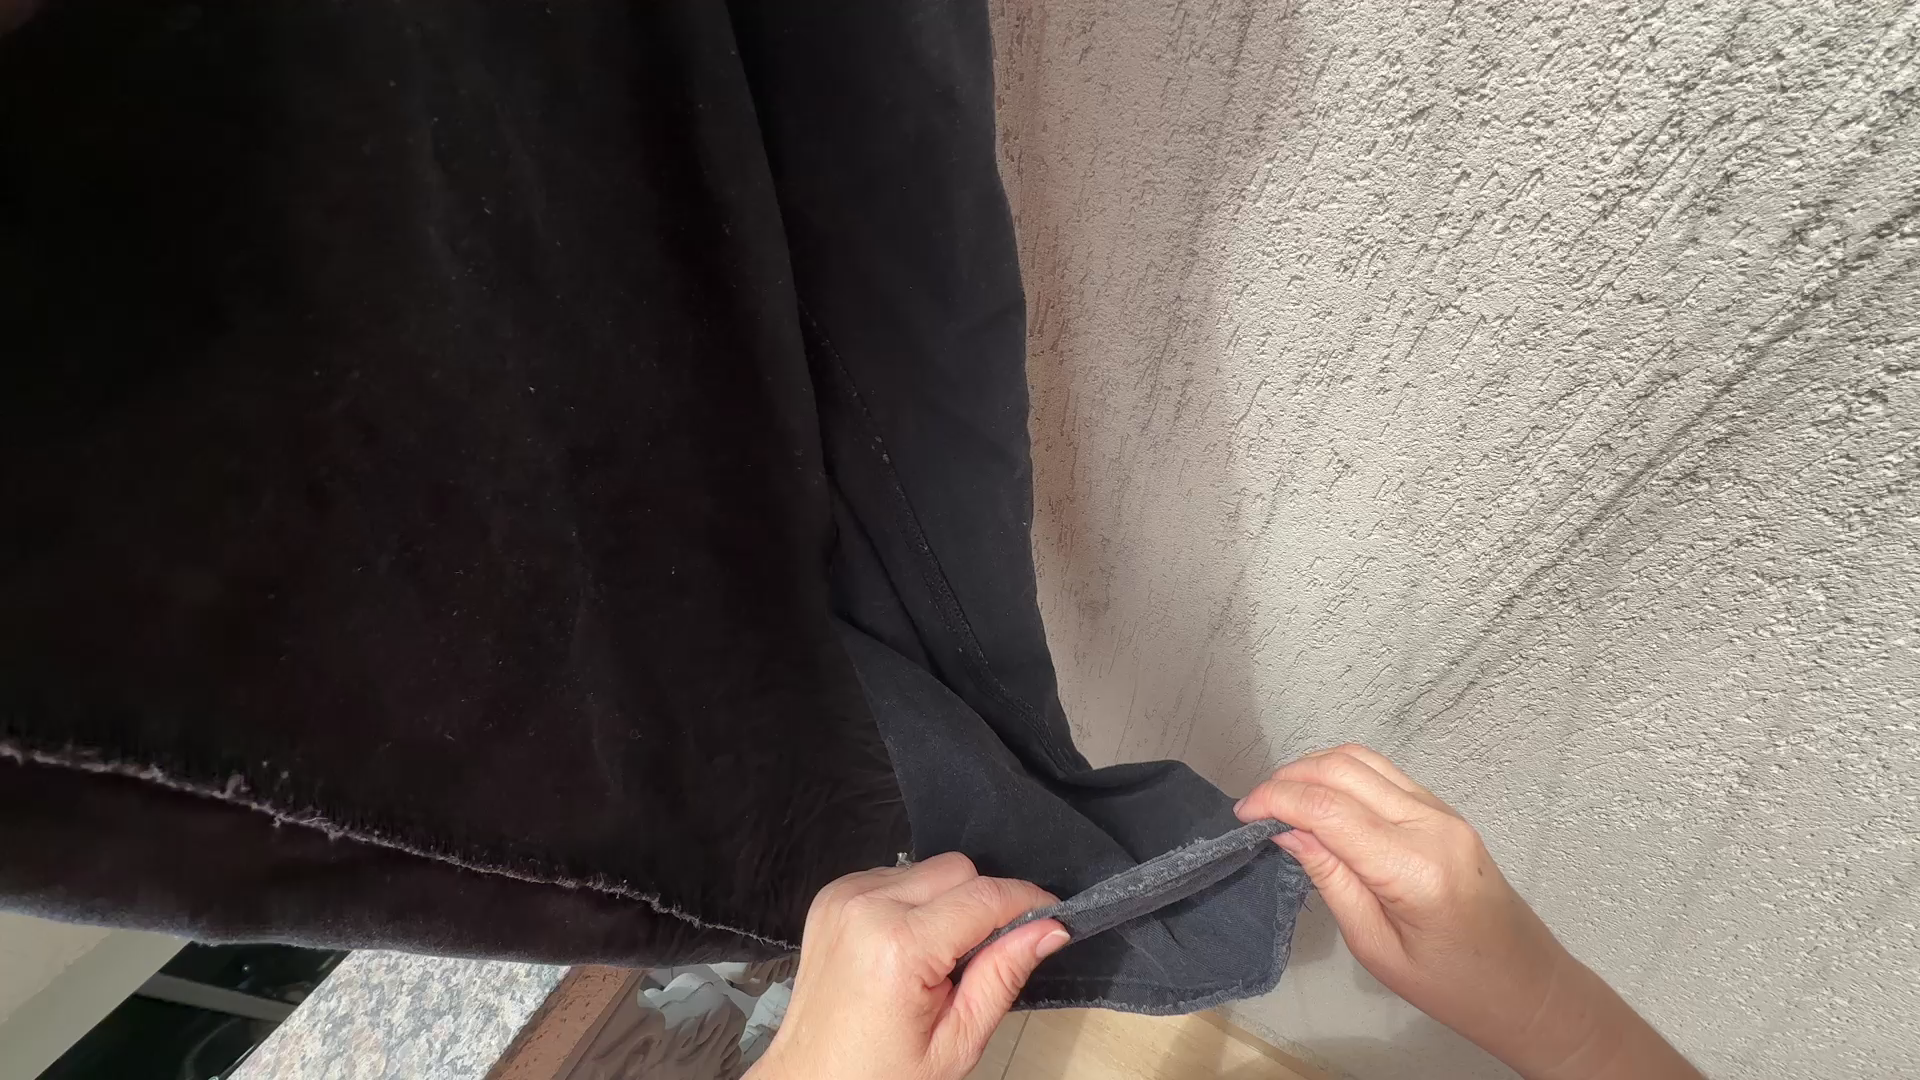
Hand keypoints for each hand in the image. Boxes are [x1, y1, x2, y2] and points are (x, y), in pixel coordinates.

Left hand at [747, 853, 1068, 1079]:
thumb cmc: (880, 1077)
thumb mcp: (956, 1042)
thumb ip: (1004, 974)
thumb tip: (1050, 928)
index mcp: (898, 946)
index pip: (984, 897)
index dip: (1025, 900)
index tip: (1050, 912)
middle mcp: (867, 906)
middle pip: (958, 869)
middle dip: (981, 904)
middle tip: (976, 958)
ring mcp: (845, 894)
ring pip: (928, 868)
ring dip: (945, 901)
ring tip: (933, 958)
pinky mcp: (833, 892)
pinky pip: (896, 874)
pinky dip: (912, 902)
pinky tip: (904, 945)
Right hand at [1237, 744, 1698, 1079]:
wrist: (1535, 992)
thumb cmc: (1454, 988)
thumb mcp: (1376, 949)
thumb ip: (1330, 881)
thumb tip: (1287, 831)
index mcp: (1414, 868)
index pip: (1327, 808)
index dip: (1275, 800)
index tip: (1243, 814)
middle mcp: (1429, 823)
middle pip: (1339, 768)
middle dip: (1286, 779)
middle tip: (1257, 808)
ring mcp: (1440, 810)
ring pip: (1357, 758)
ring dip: (1310, 769)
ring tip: (1283, 800)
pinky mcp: (1441, 808)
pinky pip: (1378, 769)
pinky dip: (1337, 772)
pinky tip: (1319, 798)